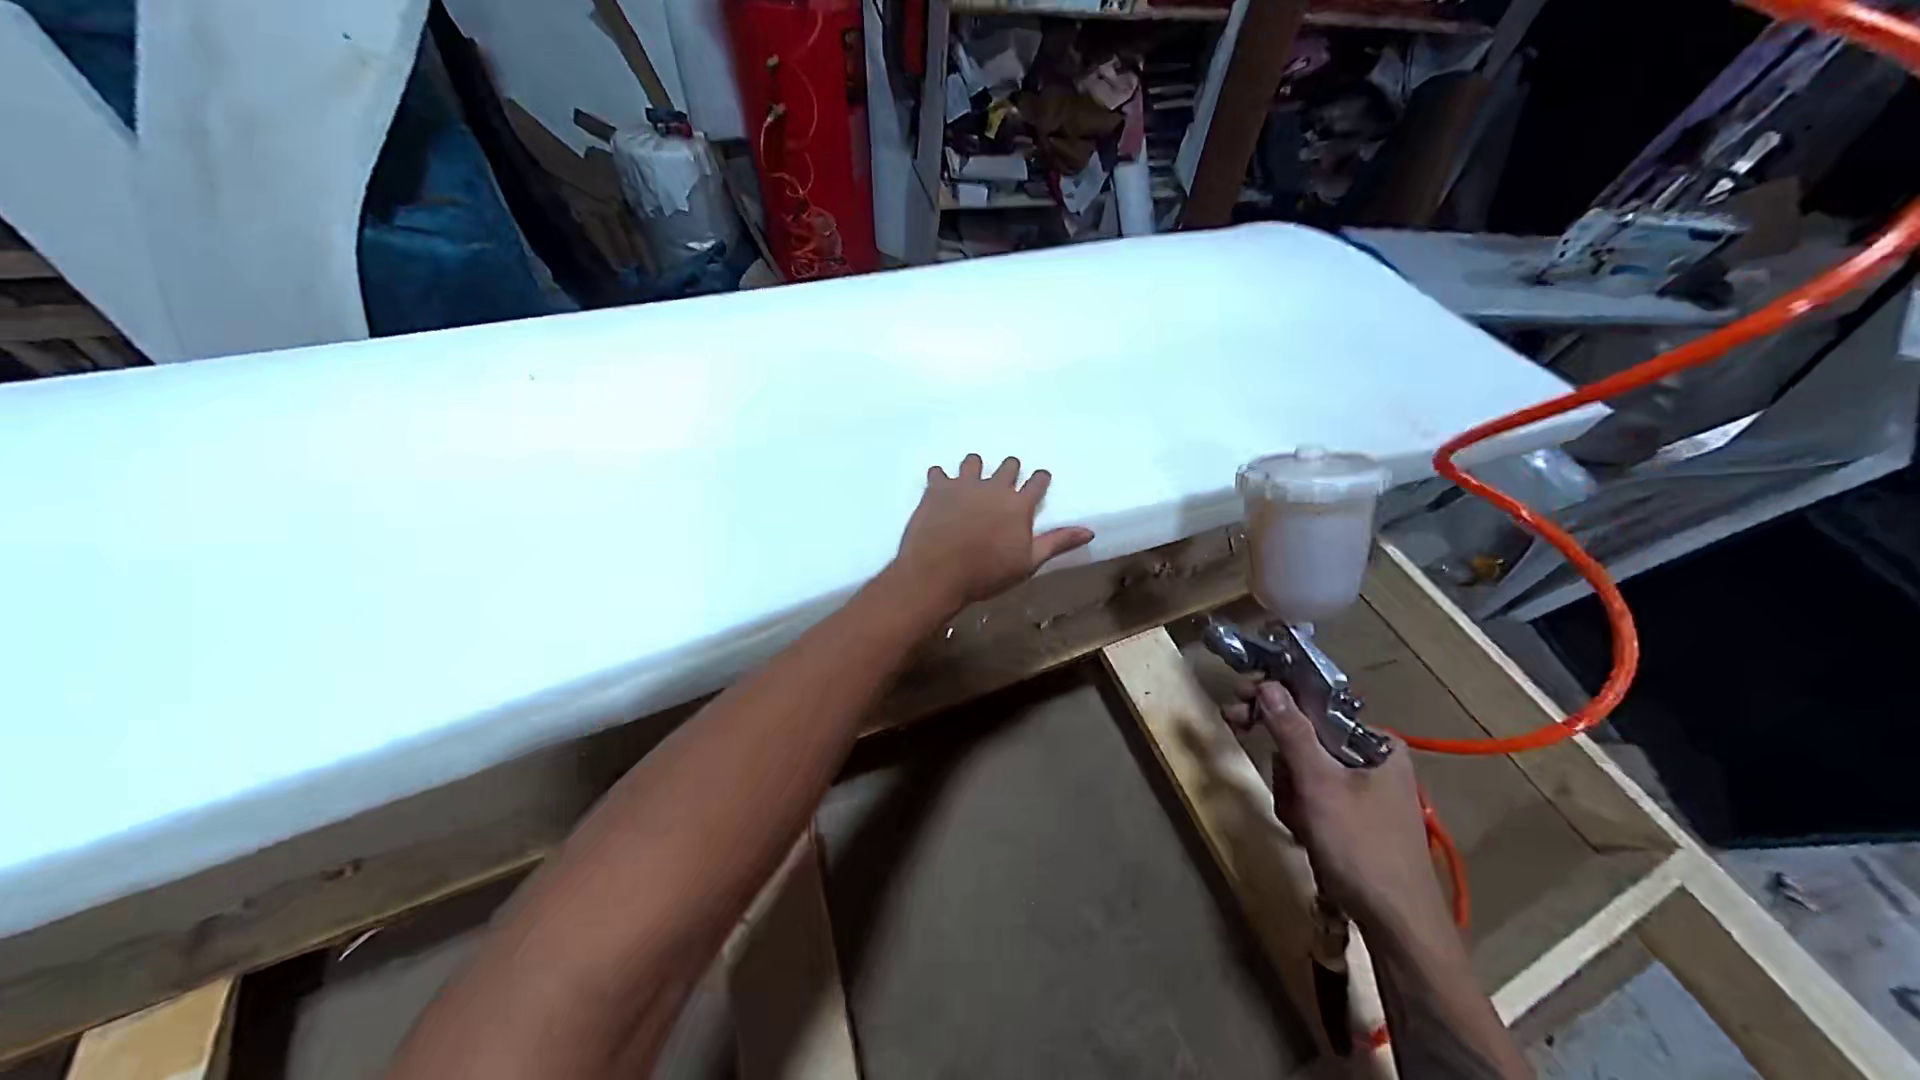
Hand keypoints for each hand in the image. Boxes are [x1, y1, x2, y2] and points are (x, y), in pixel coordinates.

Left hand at [894, 454, 1093, 612]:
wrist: (937, 573)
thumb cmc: (986, 574)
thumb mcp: (1028, 563)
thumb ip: (1057, 542)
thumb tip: (1089, 532)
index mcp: (1019, 504)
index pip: (1037, 482)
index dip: (1040, 480)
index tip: (1039, 480)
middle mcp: (994, 487)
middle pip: (1008, 466)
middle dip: (1010, 470)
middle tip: (1006, 481)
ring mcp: (963, 484)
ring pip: (973, 462)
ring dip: (975, 468)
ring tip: (971, 481)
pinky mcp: (936, 488)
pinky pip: (939, 472)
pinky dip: (940, 479)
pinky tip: (939, 489)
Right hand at [1225, 681, 1449, 936]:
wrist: (1397, 925)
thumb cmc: (1361, 847)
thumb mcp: (1319, 784)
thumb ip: (1292, 732)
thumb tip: (1268, 684)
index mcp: (1376, 743)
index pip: (1315, 704)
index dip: (1275, 700)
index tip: (1238, 702)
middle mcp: (1373, 760)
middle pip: (1306, 739)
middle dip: (1285, 763)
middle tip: (1253, 755)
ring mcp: (1365, 791)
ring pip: (1304, 770)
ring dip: (1291, 793)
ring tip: (1303, 823)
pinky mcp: (1355, 817)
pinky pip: (1313, 796)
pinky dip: (1301, 811)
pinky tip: (1309, 835)